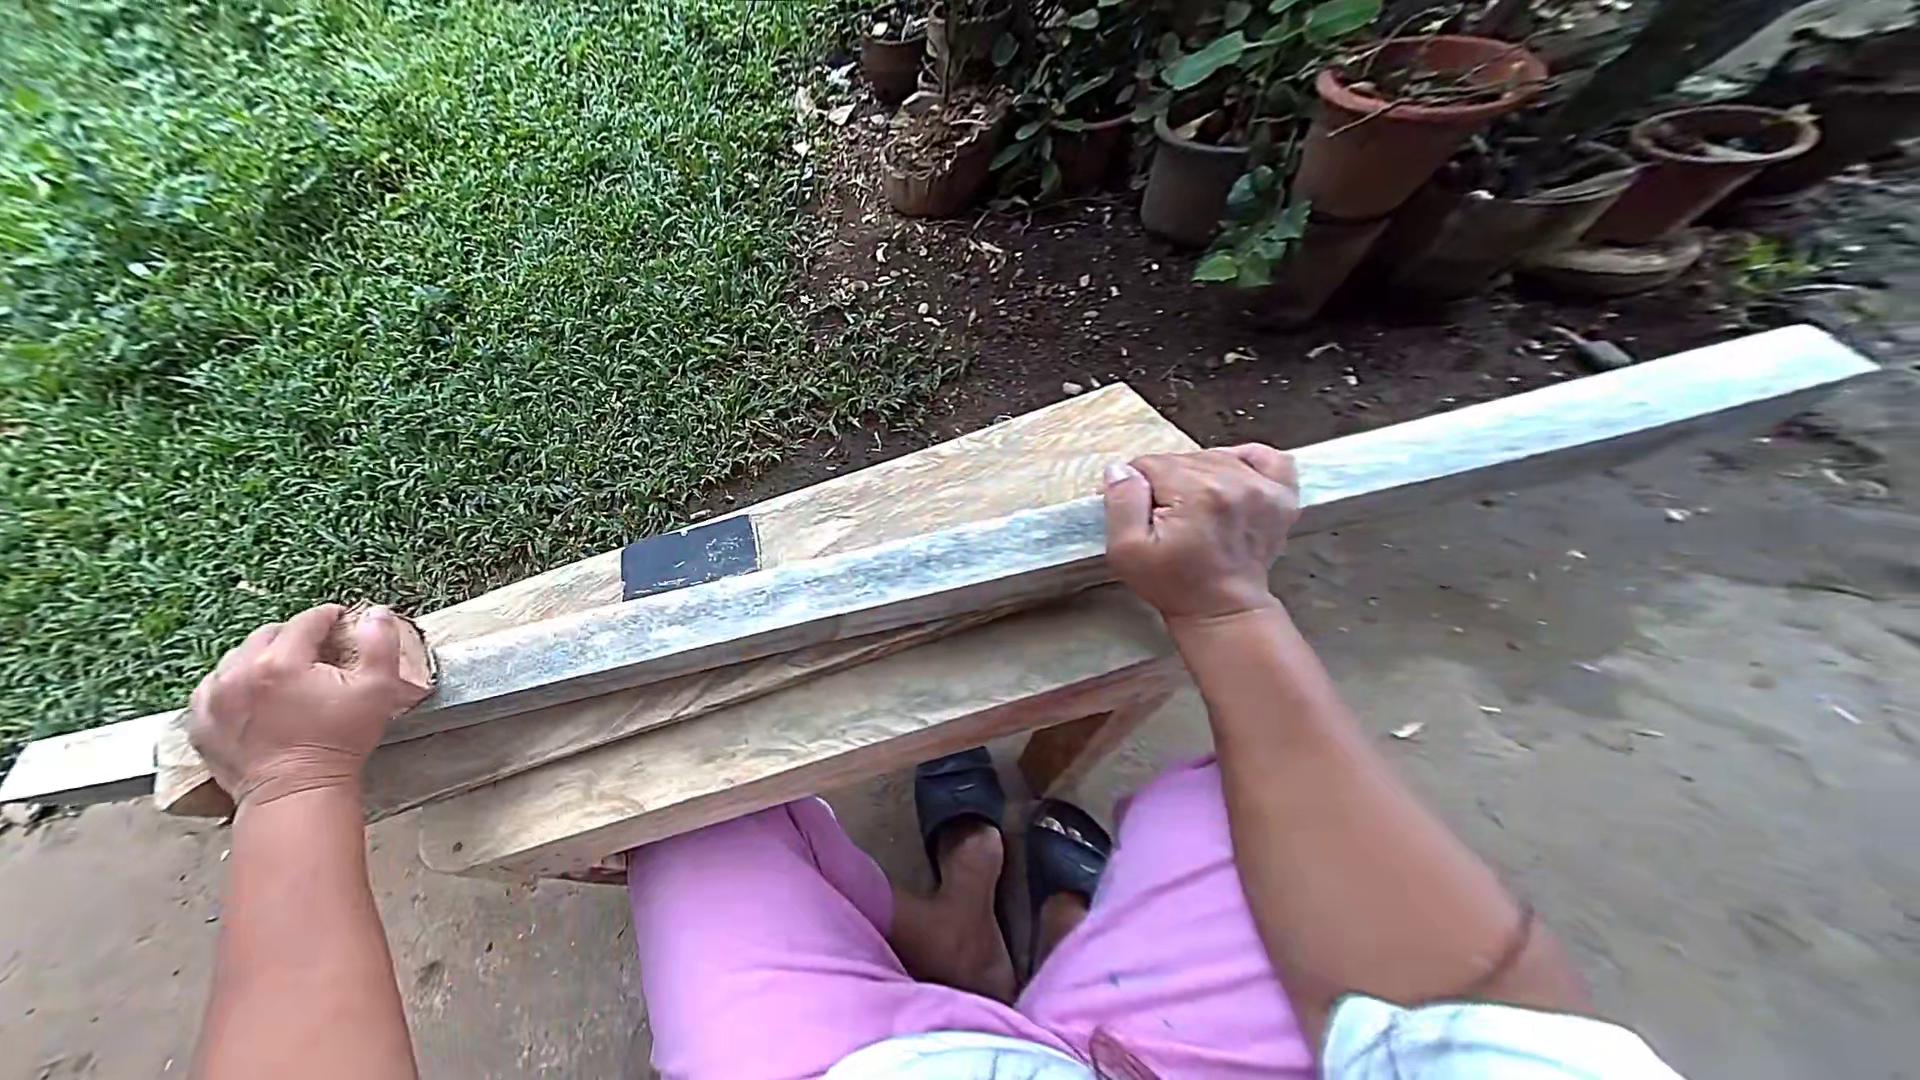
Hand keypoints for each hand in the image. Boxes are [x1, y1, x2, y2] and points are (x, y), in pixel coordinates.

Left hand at [188, 603, 430, 807]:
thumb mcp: (378, 687)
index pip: (306, 621)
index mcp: (280, 662)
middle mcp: (236, 674)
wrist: (295, 789)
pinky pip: (214, 686)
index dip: (330, 616)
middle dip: (297, 635)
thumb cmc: (342, 738)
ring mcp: (210, 699)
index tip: (344, 620)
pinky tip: (260, 694)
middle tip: (322, 648)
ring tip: (290, 672)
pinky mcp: (198, 722)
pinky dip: (237, 681)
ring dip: (264, 657)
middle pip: (267, 635)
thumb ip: (381, 643)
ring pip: (237, 658)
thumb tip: (376, 612)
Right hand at [1102, 445, 1299, 623]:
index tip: (1139, 513)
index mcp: (1196, 492)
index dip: (1136, 487)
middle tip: (1166, 519)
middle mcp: (1233, 480)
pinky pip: (1263, 457)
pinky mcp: (1281, 494)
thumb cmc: (1173, 584)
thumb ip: (1121, 503)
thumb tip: (1120, 469)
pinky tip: (1228, 482)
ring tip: (1194, 511)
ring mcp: (1263, 486)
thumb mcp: (1126, 551)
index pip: (1149, 463)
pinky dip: (1243, 463)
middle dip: (1166, 484)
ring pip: (1212, 458)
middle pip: (1181, 460)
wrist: (1222, 610)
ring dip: (1197, 478)